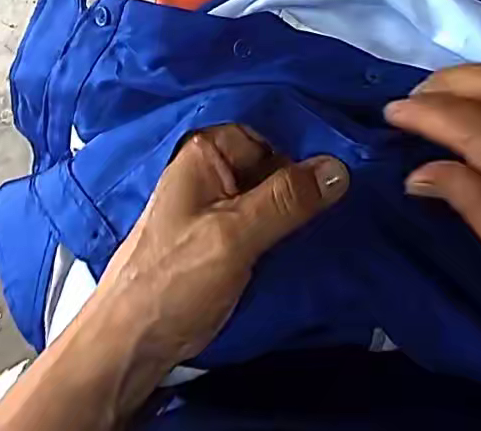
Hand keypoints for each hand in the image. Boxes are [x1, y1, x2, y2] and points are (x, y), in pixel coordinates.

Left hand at [0, 125, 347, 430]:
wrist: (126, 352)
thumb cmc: (168, 283)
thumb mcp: (233, 235)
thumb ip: (287, 199)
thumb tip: (340, 168)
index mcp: (207, 150)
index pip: (274, 128)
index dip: (311, 141)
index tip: (351, 151)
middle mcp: (215, 166)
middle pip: (279, 157)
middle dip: (312, 173)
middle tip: (354, 180)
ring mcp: (222, 200)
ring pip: (278, 188)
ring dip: (306, 199)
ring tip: (346, 200)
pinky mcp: (230, 231)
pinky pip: (272, 213)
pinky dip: (294, 219)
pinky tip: (321, 223)